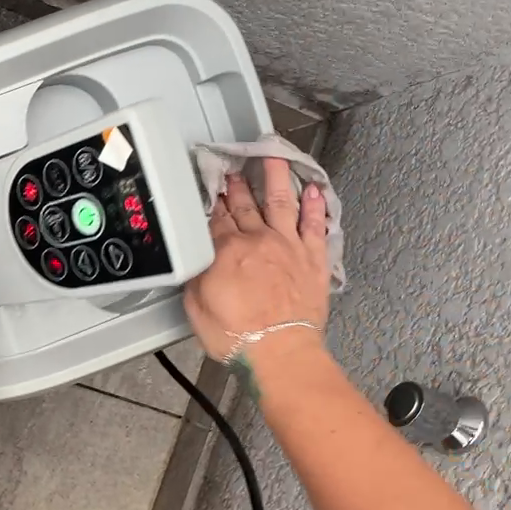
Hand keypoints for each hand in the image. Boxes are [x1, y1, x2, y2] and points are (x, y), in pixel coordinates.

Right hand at [183, 158, 330, 363]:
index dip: (212, 200)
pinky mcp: (313, 260)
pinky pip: (315, 224)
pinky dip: (315, 205)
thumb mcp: (196, 306)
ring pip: (282, 201)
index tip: (211, 185)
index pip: (216, 217)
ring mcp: (288, 247)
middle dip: (238, 185)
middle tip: (235, 169)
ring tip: (274, 158)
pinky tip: (314, 190)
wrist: (278, 351)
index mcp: (225, 250)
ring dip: (277, 177)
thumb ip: (196, 276)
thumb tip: (196, 260)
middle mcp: (258, 240)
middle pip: (245, 205)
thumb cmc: (236, 335)